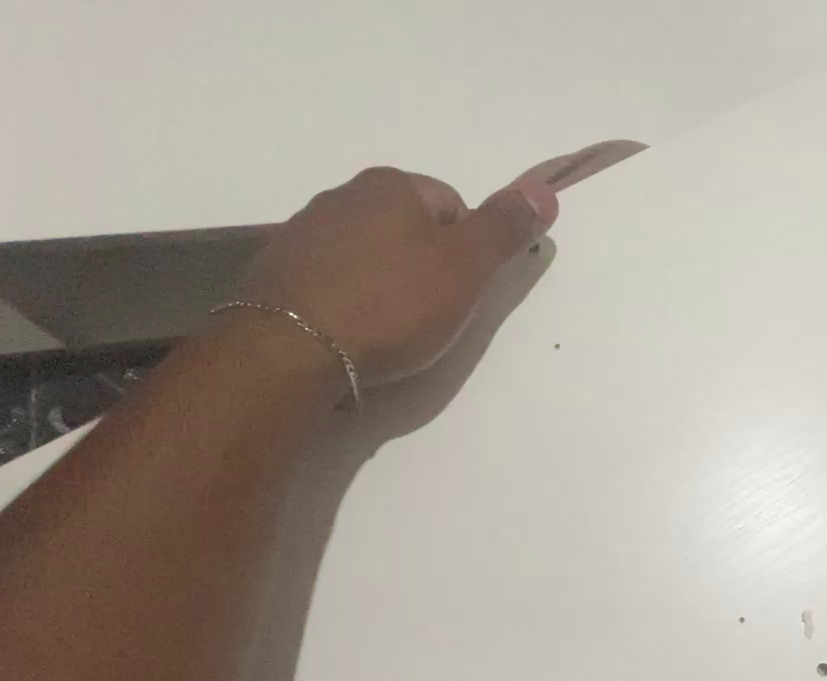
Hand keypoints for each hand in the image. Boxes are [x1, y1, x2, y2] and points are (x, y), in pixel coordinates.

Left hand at [233, 166, 559, 389]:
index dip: (470, 253)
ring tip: (393, 330)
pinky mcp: (282, 270)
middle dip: (429, 267)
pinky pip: (336, 280)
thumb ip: (505, 229)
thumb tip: (544, 189)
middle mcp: (345, 195)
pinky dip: (353, 301)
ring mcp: (306, 231)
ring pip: (373, 255)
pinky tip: (357, 333)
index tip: (464, 293)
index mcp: (394, 186)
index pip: (455, 207)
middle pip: (412, 230)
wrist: (292, 348)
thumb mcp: (466, 268)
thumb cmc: (393, 306)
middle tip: (434, 315)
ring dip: (390, 285)